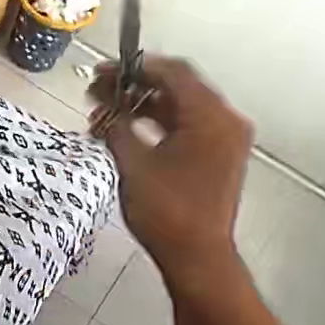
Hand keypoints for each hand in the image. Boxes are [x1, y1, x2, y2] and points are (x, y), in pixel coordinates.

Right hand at [89, 56, 251, 288]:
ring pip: (182, 109)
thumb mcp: (134, 164)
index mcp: (211, 116)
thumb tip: (102, 110)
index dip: (134, 67)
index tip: (104, 71)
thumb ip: (117, 127)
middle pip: (178, 88)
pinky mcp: (219, 159)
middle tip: (99, 90)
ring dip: (145, 108)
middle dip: (135, 87)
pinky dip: (159, 126)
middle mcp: (225, 122)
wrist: (196, 257)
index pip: (173, 73)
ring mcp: (225, 141)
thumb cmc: (167, 213)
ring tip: (107, 112)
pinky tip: (129, 131)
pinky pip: (188, 129)